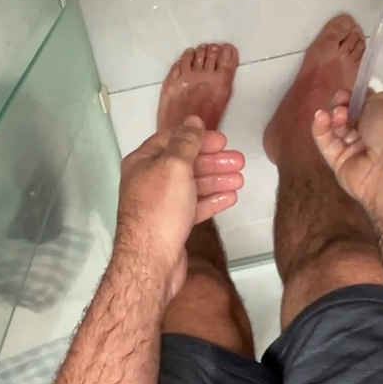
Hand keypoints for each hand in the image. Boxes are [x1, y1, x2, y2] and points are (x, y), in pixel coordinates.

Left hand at [115, 116, 245, 300]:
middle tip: (238, 160)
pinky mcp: (172, 225)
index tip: (223, 140)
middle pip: (186, 163)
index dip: (199, 138)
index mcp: (143, 162)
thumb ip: (186, 142)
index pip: (172, 140)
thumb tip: (193, 122)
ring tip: (239, 179)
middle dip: (213, 161)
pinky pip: (194, 206)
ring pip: (192, 186)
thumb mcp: (175, 166)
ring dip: (216, 180)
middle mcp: (149, 181)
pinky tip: (230, 197)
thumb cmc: (159, 210)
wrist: (151, 261)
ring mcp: (160, 204)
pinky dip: (212, 200)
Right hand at [310, 90, 382, 207]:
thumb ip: (370, 96)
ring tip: (338, 114)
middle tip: (341, 101)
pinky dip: (321, 128)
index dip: (357, 96)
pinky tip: (321, 117)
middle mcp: (375, 134)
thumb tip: (362, 99)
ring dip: (335, 115)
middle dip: (343, 104)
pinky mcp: (339, 161)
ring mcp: (356, 149)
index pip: (369, 104)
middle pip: (350, 114)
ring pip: (337, 127)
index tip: (350, 92)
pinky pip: (326, 142)